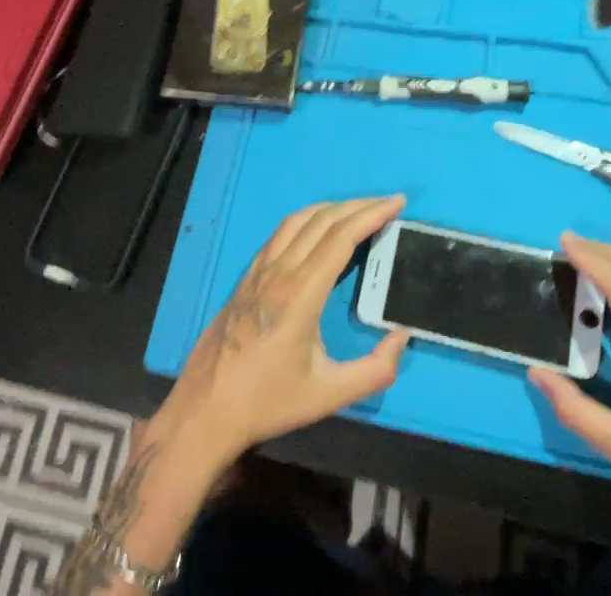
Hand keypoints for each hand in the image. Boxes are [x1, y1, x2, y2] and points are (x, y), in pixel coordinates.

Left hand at [157, 195, 412, 462]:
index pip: (340, 238)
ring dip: (330, 208)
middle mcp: (278, 273)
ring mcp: (258, 273)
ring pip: (295, 222)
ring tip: (357, 209)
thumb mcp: (330, 394)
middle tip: (388, 203)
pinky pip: (278, 236)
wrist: (207, 407)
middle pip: (321, 221)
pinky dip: (305, 221)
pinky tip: (316, 230)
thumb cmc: (269, 401)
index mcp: (301, 294)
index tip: (397, 203)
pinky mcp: (245, 279)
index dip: (371, 215)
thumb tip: (403, 337)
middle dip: (357, 206)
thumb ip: (375, 370)